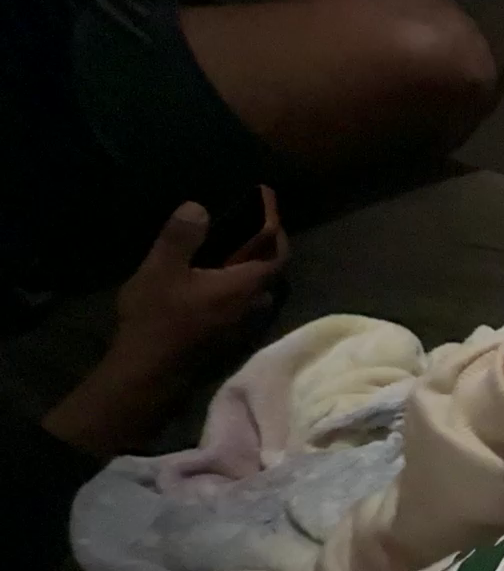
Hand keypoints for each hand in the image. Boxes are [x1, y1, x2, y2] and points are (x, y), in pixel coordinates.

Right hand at [110, 189, 289, 371]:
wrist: (157, 368)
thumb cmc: (161, 317)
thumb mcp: (162, 270)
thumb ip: (182, 238)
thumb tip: (199, 206)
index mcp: (251, 284)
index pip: (279, 250)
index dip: (276, 225)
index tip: (268, 202)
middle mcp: (263, 302)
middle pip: (274, 267)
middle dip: (267, 243)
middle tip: (250, 222)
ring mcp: (255, 319)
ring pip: (264, 285)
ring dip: (255, 264)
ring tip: (236, 245)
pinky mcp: (242, 332)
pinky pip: (252, 299)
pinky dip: (244, 282)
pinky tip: (222, 277)